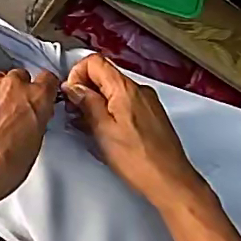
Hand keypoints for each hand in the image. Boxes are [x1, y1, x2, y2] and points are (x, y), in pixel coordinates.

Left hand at [0, 68, 58, 221]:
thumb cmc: (1, 165)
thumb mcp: (35, 143)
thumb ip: (38, 119)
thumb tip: (34, 118)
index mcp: (37, 98)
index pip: (48, 79)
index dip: (43, 89)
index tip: (39, 94)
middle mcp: (15, 85)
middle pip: (21, 77)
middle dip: (17, 93)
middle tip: (11, 114)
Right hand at [64, 55, 207, 208]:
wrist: (170, 180)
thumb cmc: (141, 161)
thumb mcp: (103, 131)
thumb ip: (86, 103)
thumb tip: (74, 87)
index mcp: (126, 89)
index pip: (95, 61)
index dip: (77, 74)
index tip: (71, 93)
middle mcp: (139, 90)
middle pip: (104, 74)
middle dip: (85, 90)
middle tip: (76, 112)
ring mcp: (147, 102)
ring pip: (114, 90)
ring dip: (97, 102)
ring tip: (89, 126)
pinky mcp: (151, 114)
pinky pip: (126, 102)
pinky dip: (112, 111)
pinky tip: (106, 132)